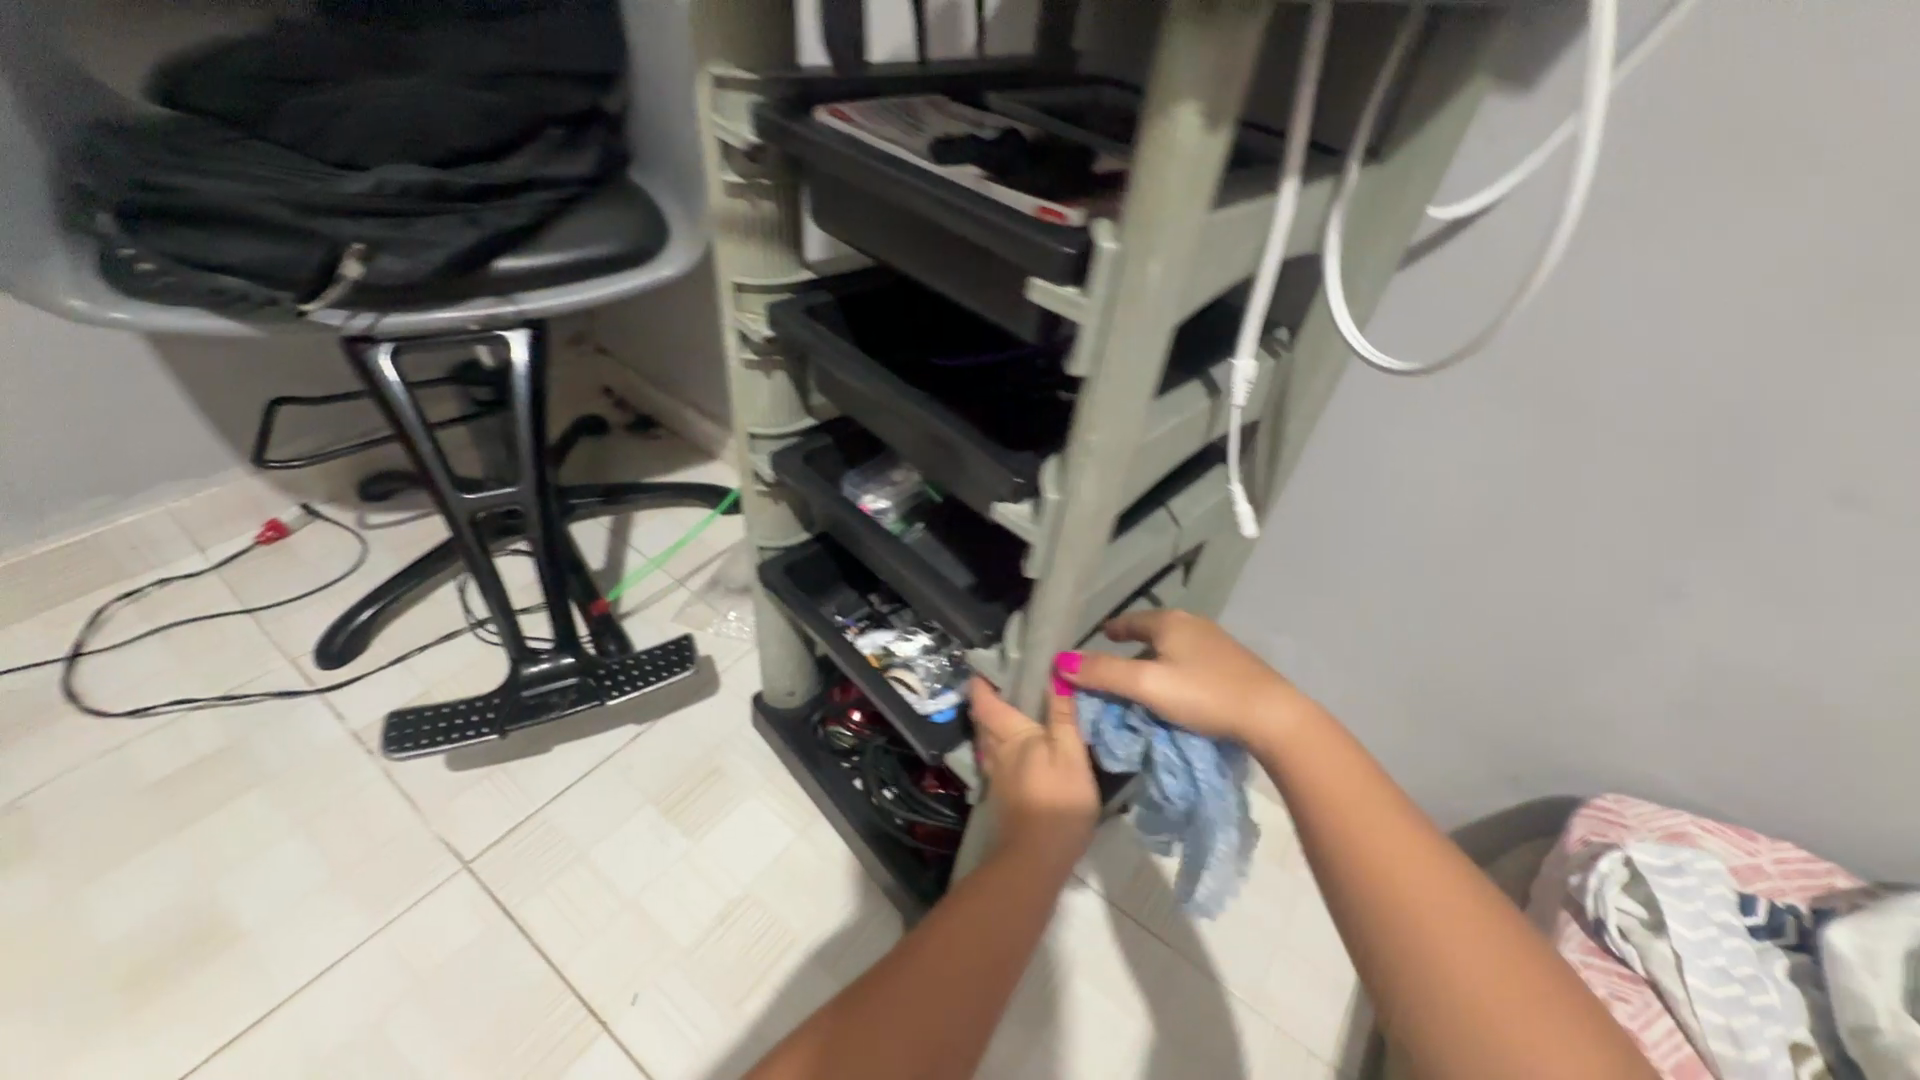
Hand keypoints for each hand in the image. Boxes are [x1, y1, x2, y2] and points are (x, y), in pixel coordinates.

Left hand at [969, 676, 1098, 869]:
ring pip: (988, 743)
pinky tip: (1016, 752)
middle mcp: (995, 752)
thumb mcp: (1070, 753)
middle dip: (987, 702)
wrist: (1036, 856)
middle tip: (1000, 685)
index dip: (981, 684)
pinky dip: (1001, 747)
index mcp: (1010, 735)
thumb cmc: (1058, 800)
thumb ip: (1062, 714)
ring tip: (1010, 714)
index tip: (982, 668)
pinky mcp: (1003, 796)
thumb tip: (1055, 673)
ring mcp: (996, 777)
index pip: (986, 702)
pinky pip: (996, 760)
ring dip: (992, 726)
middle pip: (984, 722)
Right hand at [1059, 610, 1304, 744]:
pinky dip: (1176, 669)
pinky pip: (1193, 661)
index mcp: (1171, 623)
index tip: (1100, 636)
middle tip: (1115, 661)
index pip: (1132, 620)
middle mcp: (1195, 625)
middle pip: (1154, 631)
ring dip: (1156, 658)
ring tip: (1143, 678)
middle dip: (1133, 644)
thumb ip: (1103, 673)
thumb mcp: (1146, 685)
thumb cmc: (1204, 694)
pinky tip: (1177, 689)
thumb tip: (1060, 661)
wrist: (1270, 715)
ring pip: (1175, 647)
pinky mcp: (1234, 666)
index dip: (1114, 629)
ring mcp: (1218, 644)